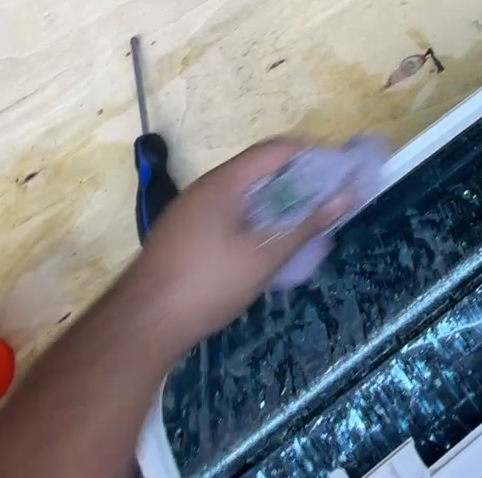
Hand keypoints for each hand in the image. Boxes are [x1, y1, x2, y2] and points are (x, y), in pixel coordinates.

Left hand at [117, 138, 352, 347]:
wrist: (135, 332)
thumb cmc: (206, 285)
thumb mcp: (265, 256)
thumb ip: (307, 223)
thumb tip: (346, 197)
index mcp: (224, 183)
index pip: (276, 150)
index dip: (311, 154)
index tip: (338, 172)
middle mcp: (206, 189)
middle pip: (261, 169)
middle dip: (298, 181)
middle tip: (326, 200)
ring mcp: (191, 212)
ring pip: (246, 193)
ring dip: (278, 202)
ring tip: (304, 224)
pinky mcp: (185, 235)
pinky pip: (231, 212)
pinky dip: (257, 218)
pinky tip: (269, 246)